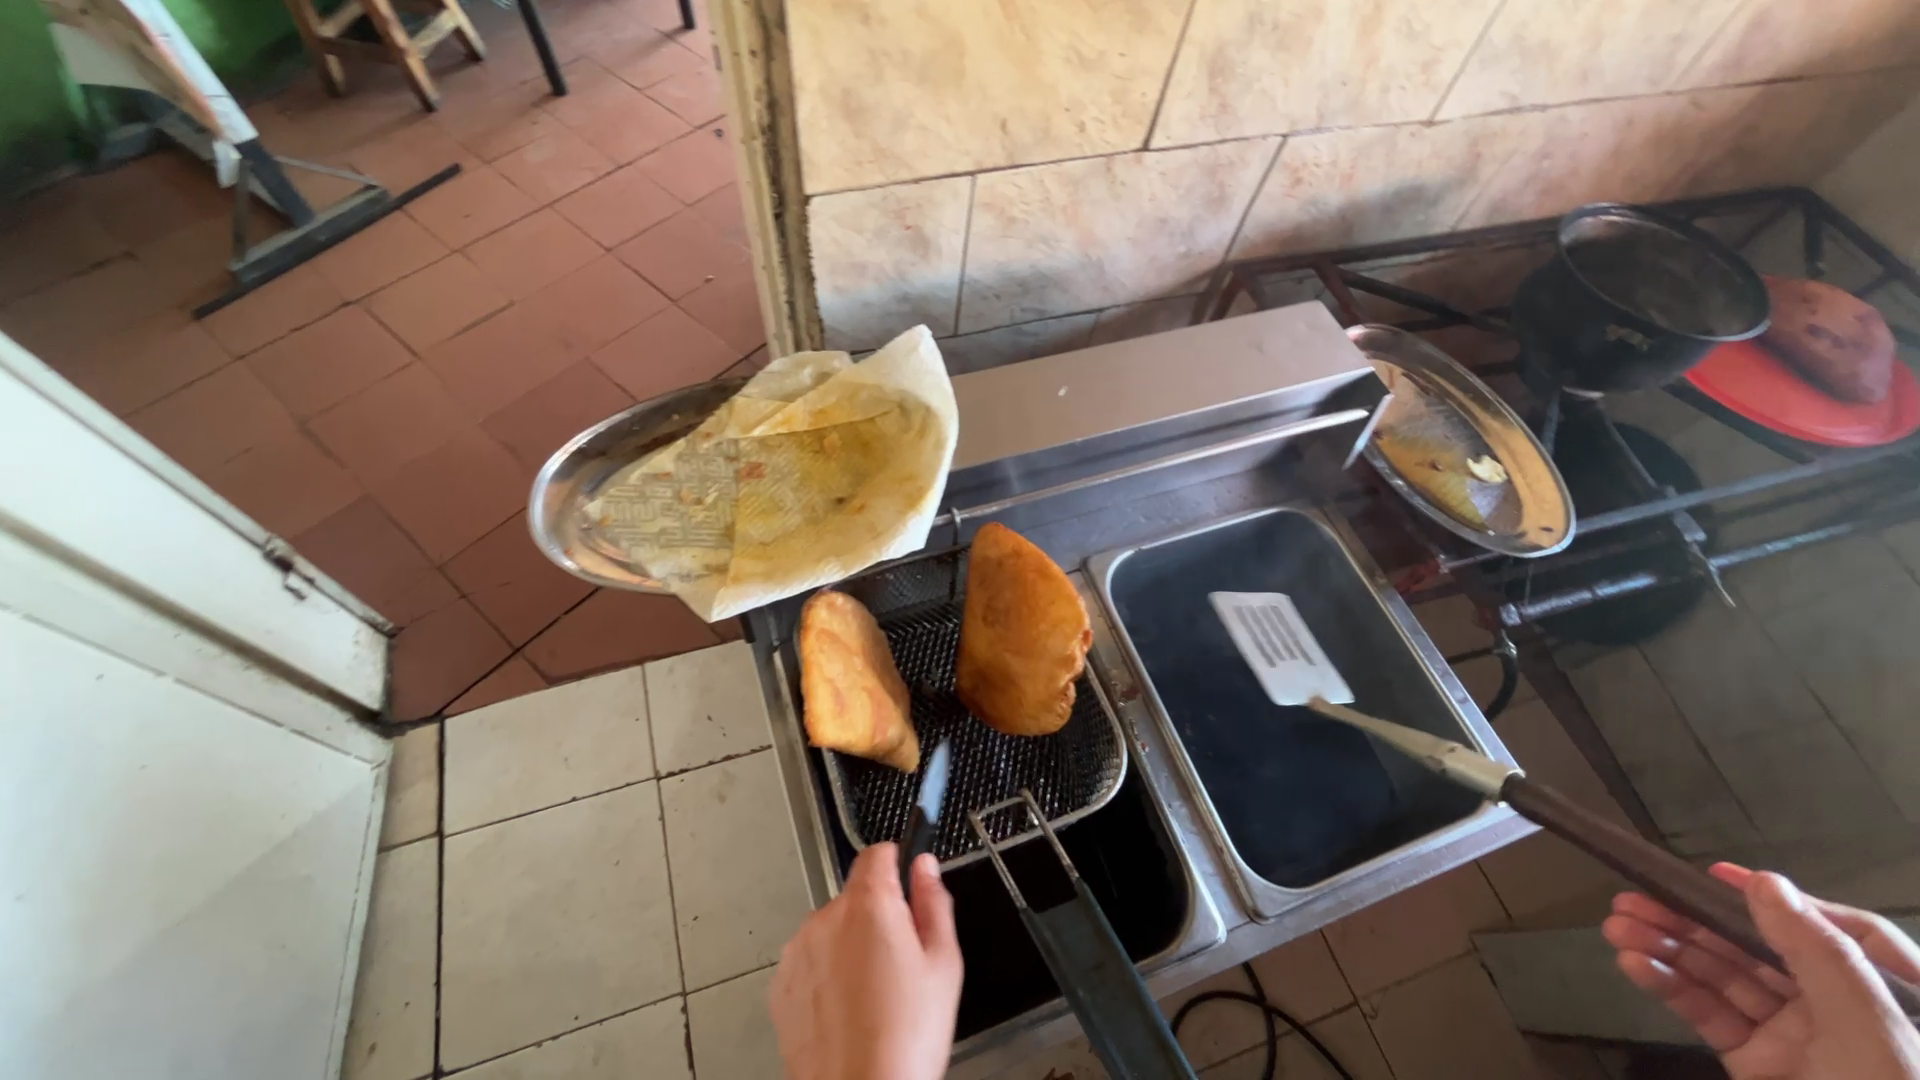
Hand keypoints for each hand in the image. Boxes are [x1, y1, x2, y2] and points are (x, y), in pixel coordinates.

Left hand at [769, 843, 963, 1079]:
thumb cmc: (908, 1035)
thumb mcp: (943, 963)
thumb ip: (934, 902)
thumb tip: (925, 866)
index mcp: (870, 904)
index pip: (877, 853)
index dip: (896, 863)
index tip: (908, 884)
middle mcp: (826, 918)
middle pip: (856, 896)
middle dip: (878, 915)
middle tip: (902, 961)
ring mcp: (798, 951)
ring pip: (832, 929)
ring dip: (850, 945)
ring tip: (874, 995)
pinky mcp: (781, 985)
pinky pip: (810, 961)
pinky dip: (826, 974)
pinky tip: (848, 1011)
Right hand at [1603, 863, 1919, 1079]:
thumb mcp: (1873, 1034)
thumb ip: (1822, 957)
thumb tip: (1764, 883)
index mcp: (1892, 1002)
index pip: (1843, 933)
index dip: (1783, 901)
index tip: (1715, 876)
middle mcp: (1843, 1013)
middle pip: (1762, 949)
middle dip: (1694, 921)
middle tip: (1632, 899)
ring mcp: (1797, 1039)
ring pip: (1724, 977)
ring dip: (1666, 948)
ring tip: (1616, 927)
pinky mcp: (1756, 1062)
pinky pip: (1708, 1014)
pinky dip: (1667, 986)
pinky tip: (1633, 965)